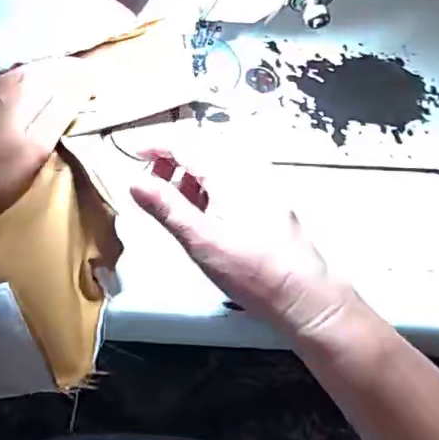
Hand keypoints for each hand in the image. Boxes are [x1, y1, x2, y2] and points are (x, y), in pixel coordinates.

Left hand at [0, 58, 91, 222]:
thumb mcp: (37, 144)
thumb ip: (62, 110)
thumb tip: (85, 80)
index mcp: (24, 83)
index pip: (66, 69)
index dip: (86, 79)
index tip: (100, 95)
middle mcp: (8, 76)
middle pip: (49, 66)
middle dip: (72, 76)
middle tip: (91, 94)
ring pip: (34, 73)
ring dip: (55, 81)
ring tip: (72, 98)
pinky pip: (21, 81)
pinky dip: (39, 87)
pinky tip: (43, 102)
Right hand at [128, 145, 360, 342]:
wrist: (305, 297)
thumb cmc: (255, 272)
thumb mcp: (200, 240)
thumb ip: (165, 207)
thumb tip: (135, 182)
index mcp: (228, 172)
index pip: (184, 142)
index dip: (155, 144)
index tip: (133, 153)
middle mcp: (247, 169)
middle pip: (200, 146)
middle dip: (170, 159)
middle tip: (150, 183)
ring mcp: (261, 182)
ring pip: (215, 162)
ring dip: (188, 173)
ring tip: (174, 203)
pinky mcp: (267, 199)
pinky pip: (229, 178)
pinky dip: (207, 185)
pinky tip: (203, 213)